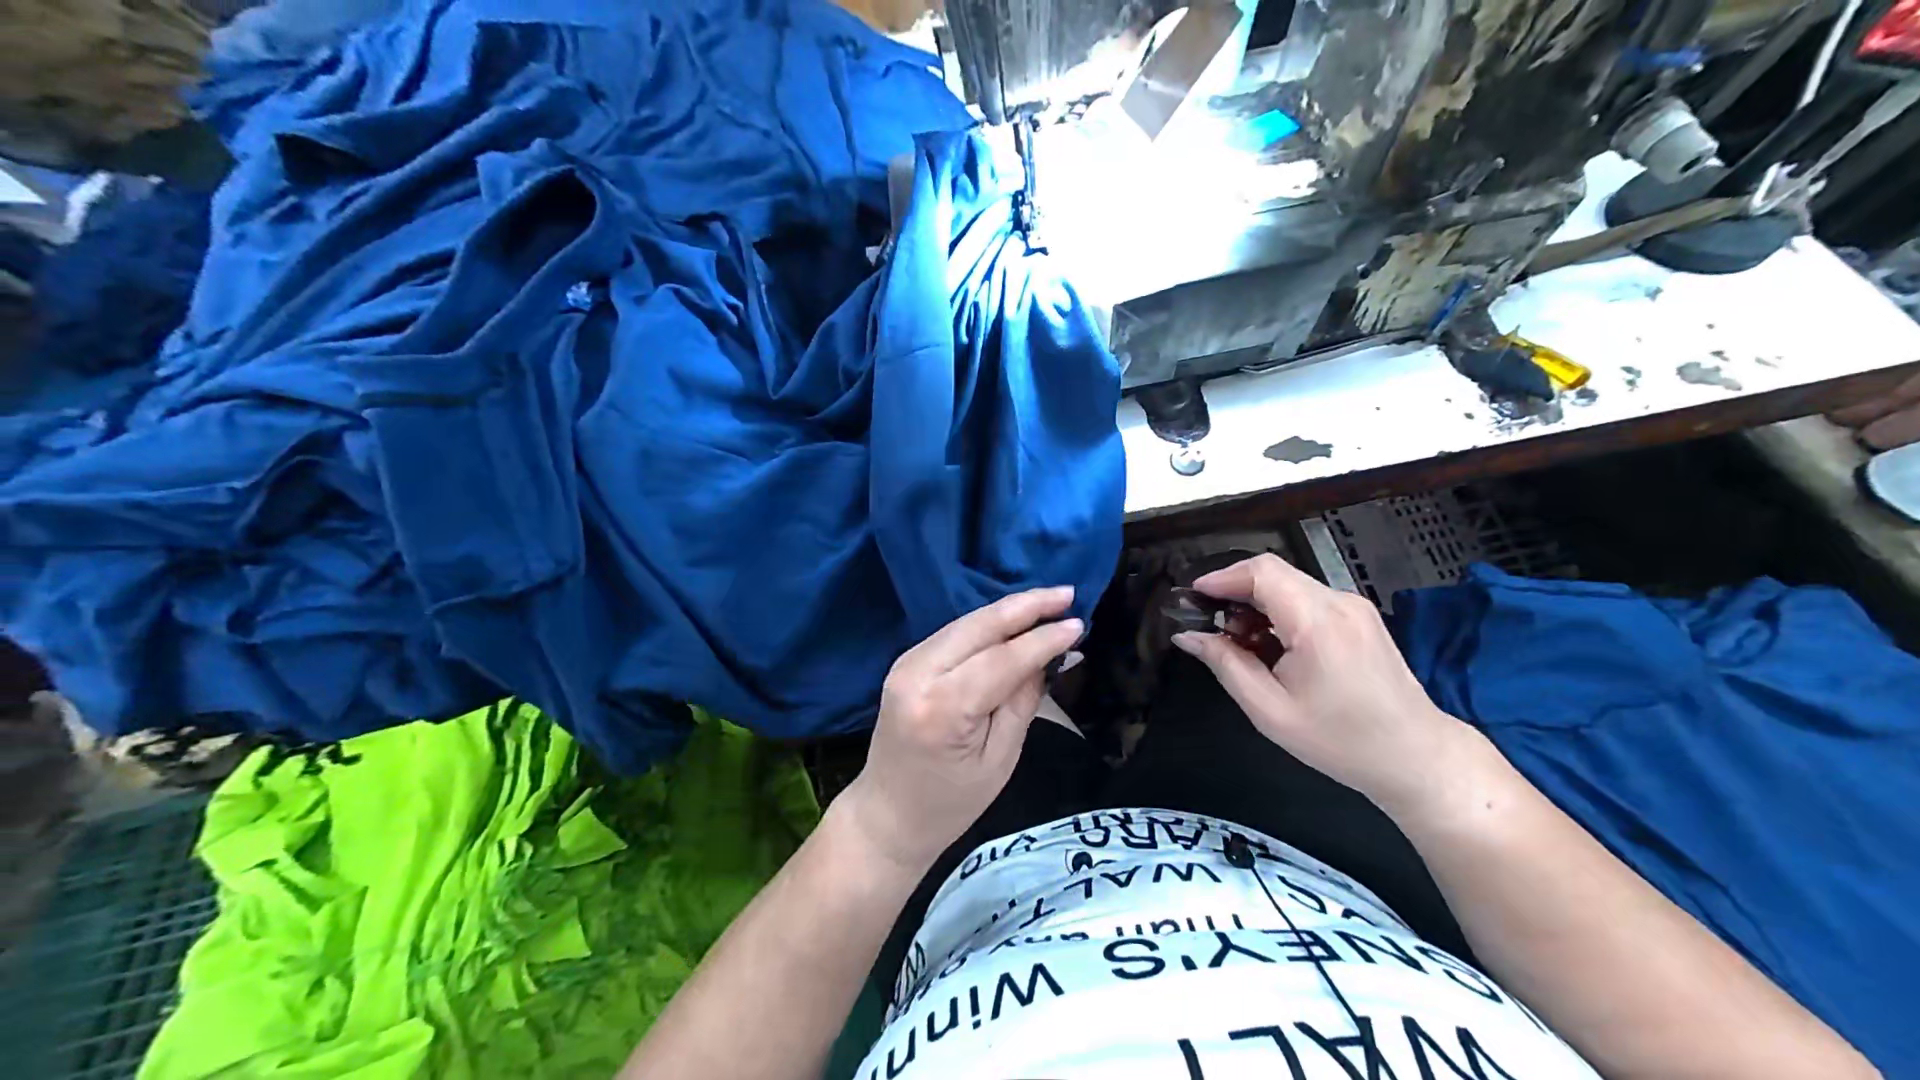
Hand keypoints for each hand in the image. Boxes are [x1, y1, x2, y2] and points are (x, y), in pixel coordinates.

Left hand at [840, 587, 1082, 871]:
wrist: (888, 813)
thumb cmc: (950, 803)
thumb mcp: (999, 759)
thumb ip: (1022, 700)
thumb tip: (1051, 656)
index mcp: (941, 708)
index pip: (1001, 659)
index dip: (1042, 639)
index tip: (1079, 624)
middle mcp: (917, 674)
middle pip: (979, 627)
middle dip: (1026, 606)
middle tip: (1067, 594)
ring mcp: (906, 664)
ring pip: (966, 623)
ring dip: (1008, 610)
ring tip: (1050, 602)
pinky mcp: (906, 662)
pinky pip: (954, 633)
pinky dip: (987, 624)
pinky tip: (1015, 620)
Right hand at [1171, 554, 1477, 816]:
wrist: (1416, 756)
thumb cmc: (1340, 740)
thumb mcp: (1270, 711)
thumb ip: (1225, 665)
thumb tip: (1187, 636)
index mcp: (1318, 624)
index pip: (1262, 572)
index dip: (1221, 577)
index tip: (1193, 597)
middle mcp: (1340, 603)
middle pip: (1274, 573)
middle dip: (1234, 592)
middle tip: (1211, 626)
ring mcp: (1354, 607)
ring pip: (1289, 584)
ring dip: (1256, 604)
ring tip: (1241, 643)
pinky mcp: (1359, 616)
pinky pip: (1307, 598)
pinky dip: (1279, 612)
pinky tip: (1271, 645)